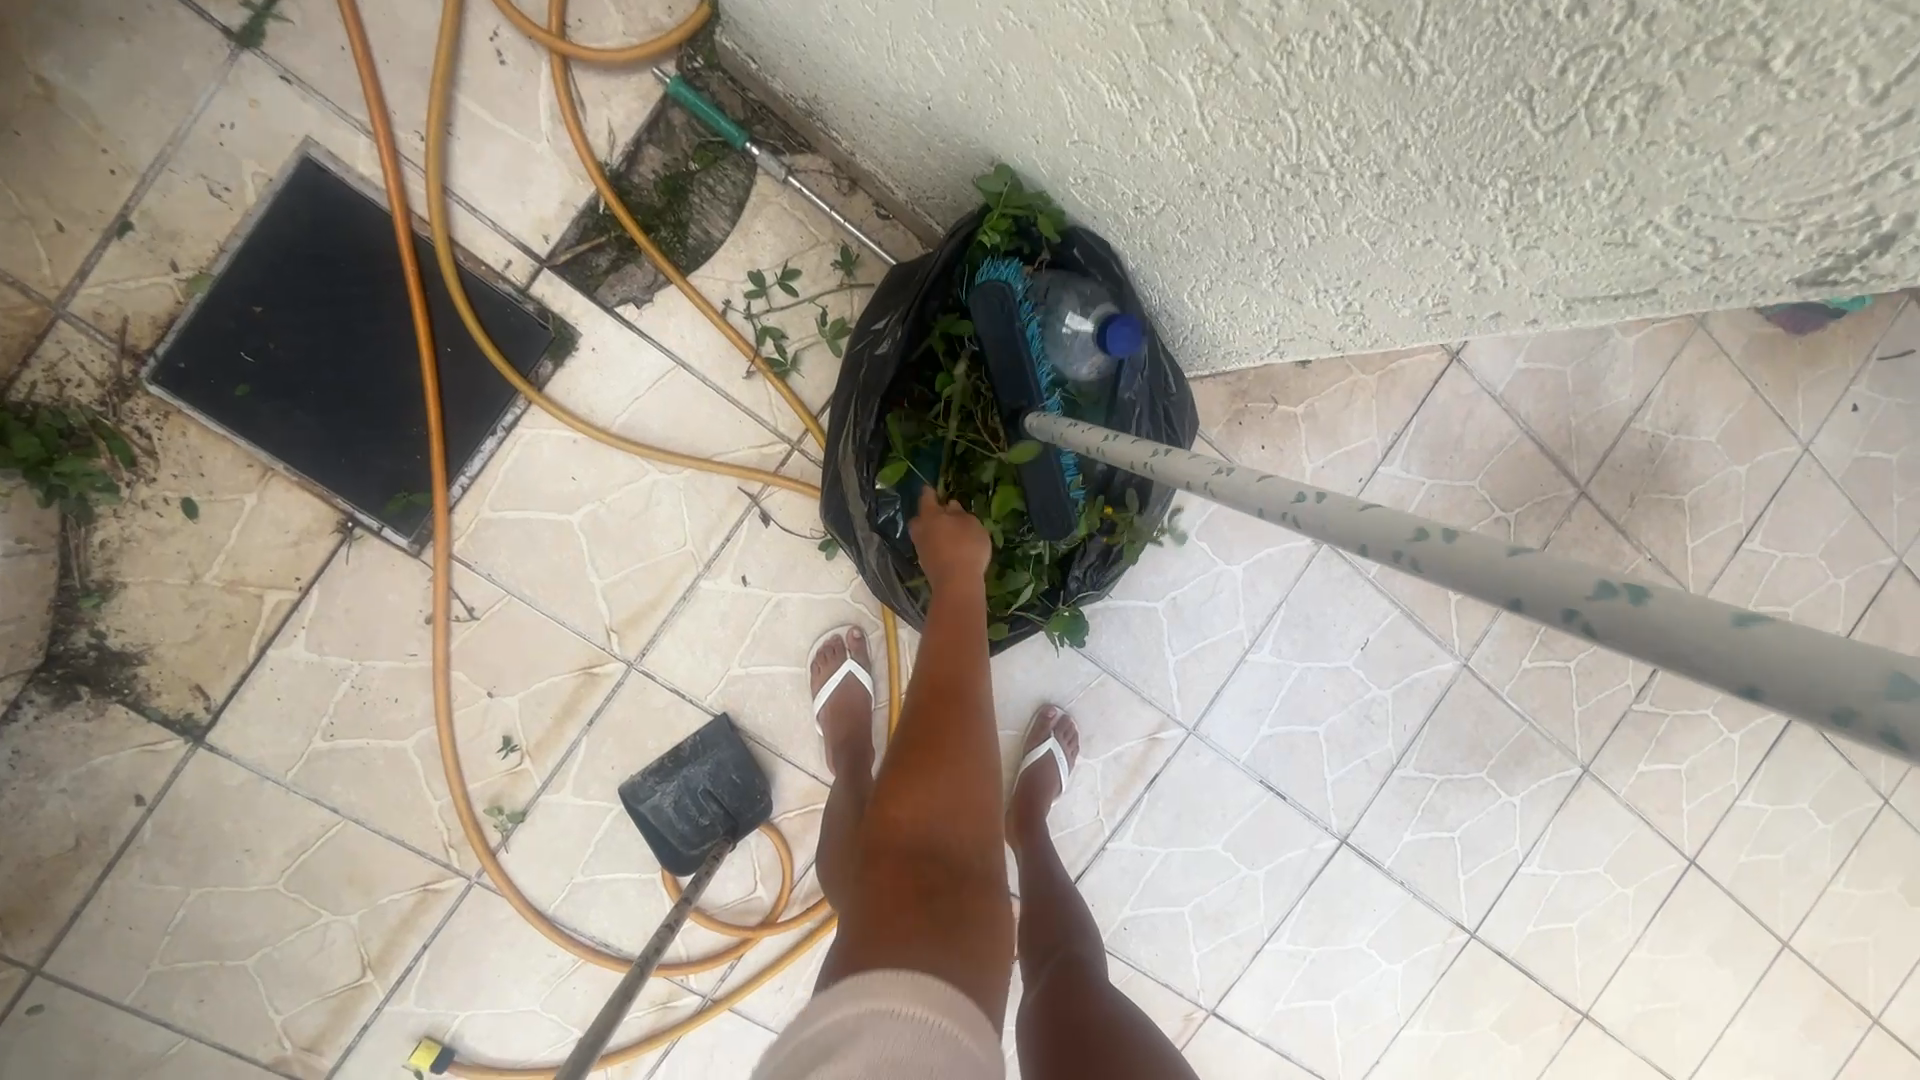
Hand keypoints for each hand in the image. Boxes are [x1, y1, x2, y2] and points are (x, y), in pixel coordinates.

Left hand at [909, 487, 990, 591]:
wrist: (956, 583)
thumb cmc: (966, 546)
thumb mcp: (971, 524)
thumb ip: (960, 513)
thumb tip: (950, 506)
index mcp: (929, 515)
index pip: (927, 498)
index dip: (930, 492)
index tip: (931, 488)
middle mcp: (920, 530)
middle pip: (920, 519)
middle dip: (927, 515)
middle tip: (939, 513)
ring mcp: (921, 549)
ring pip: (923, 535)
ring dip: (932, 532)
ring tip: (948, 533)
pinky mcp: (926, 565)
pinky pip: (929, 549)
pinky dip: (937, 546)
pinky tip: (949, 549)